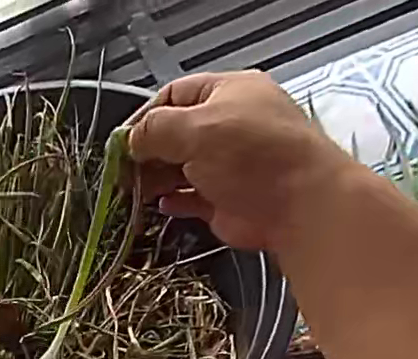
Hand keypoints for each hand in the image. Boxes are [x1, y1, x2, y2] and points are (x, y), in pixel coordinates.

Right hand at [128, 71, 354, 251]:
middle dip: (146, 154)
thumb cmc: (253, 155)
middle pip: (172, 136)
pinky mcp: (222, 200)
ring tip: (135, 194)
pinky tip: (160, 206)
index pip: (174, 97)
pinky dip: (172, 202)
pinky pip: (189, 198)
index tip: (121, 144)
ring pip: (177, 169)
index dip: (144, 119)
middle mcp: (225, 127)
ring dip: (154, 181)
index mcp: (225, 94)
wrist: (296, 204)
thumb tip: (129, 140)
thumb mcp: (198, 130)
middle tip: (123, 175)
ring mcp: (225, 165)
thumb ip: (156, 130)